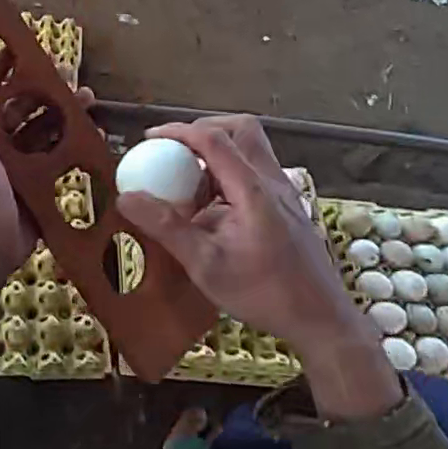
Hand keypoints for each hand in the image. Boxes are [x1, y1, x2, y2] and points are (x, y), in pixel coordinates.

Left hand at [0, 65, 93, 292]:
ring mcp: (21, 170)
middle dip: (48, 95)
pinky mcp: (40, 191)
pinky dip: (75, 149)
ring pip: (47, 135)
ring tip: (89, 102)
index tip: (32, 54)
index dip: (11, 73)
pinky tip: (94, 137)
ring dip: (65, 117)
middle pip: (27, 113)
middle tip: (73, 79)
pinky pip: (59, 163)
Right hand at [115, 116, 400, 418]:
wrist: (320, 320)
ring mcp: (284, 191)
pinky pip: (254, 171)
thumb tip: (126, 197)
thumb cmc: (264, 294)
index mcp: (252, 189)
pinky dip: (228, 174)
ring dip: (217, 153)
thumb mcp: (205, 264)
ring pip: (250, 148)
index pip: (213, 139)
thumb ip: (166, 227)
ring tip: (190, 185)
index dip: (177, 131)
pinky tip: (213, 209)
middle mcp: (272, 180)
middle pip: (240, 129)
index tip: (149, 139)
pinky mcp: (287, 205)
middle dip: (203, 130)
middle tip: (174, 151)